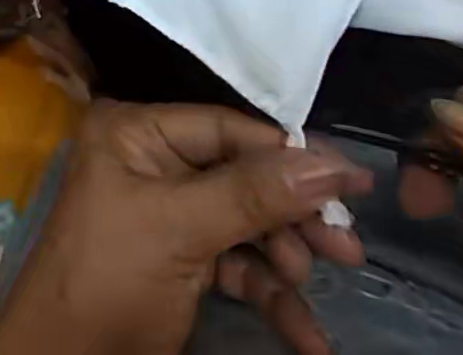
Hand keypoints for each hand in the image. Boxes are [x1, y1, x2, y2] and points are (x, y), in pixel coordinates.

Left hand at [0, 100, 372, 354]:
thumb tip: (329, 163)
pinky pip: (233, 263)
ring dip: (285, 252)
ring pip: (243, 219)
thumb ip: (255, 193)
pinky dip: (267, 293)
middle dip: (291, 211)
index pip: (225, 128)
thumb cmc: (111, 277)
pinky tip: (306, 334)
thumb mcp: (182, 229)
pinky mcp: (180, 256)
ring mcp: (168, 209)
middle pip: (240, 174)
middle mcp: (153, 161)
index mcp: (139, 132)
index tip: (350, 177)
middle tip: (345, 243)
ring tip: (323, 275)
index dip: (287, 152)